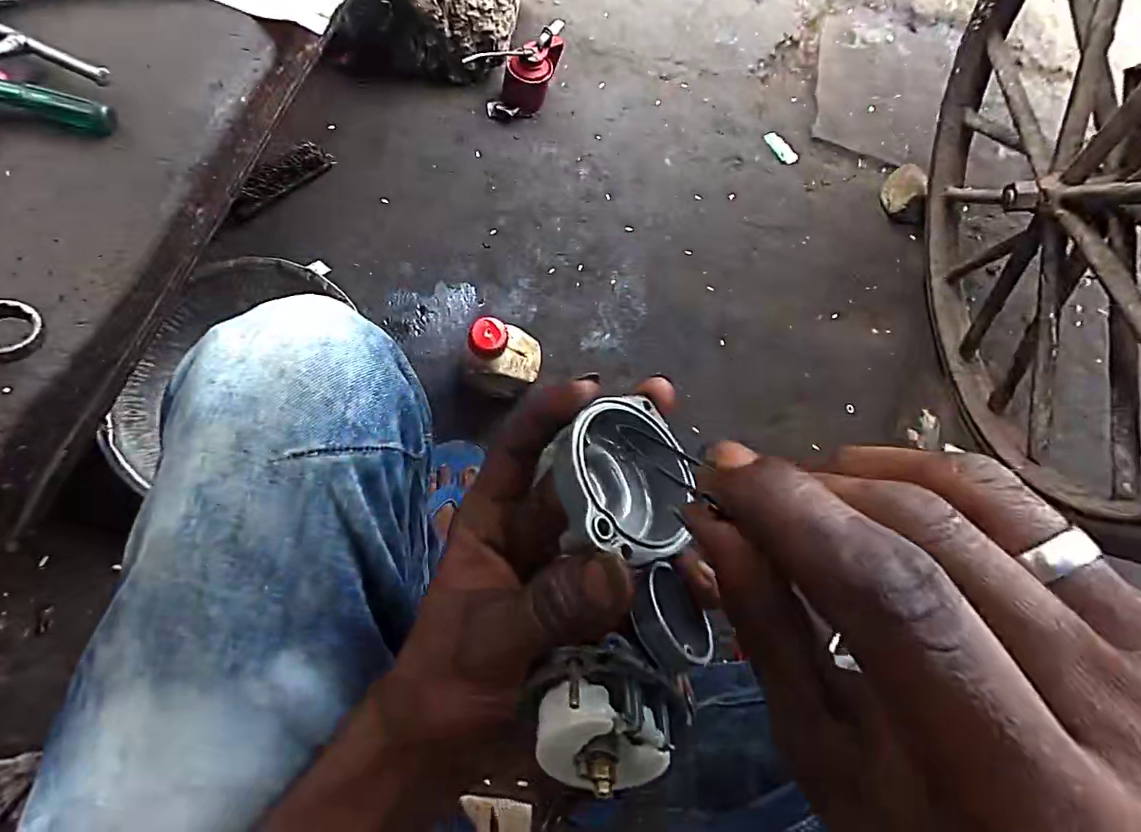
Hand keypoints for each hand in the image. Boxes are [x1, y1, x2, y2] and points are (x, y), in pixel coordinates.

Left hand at [372, 377, 677, 750]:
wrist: (443, 751)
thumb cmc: (444, 681)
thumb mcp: (487, 640)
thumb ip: (547, 607)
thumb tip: (618, 570)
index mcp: (492, 521)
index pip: (517, 450)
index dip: (548, 413)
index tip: (592, 387)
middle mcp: (534, 535)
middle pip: (578, 475)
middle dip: (617, 440)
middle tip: (664, 405)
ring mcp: (566, 572)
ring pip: (612, 524)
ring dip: (651, 508)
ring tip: (694, 497)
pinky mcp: (592, 612)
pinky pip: (631, 583)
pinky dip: (662, 577)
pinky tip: (697, 578)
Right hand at [682, 444, 1140, 830]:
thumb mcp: (844, 785)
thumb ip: (779, 646)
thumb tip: (718, 531)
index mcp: (1044, 805)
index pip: (897, 597)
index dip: (795, 515)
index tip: (723, 475)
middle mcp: (1138, 723)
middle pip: (937, 538)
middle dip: (815, 490)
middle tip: (748, 486)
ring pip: (987, 505)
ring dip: (868, 476)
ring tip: (806, 486)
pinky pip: (1034, 519)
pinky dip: (938, 485)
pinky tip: (886, 485)